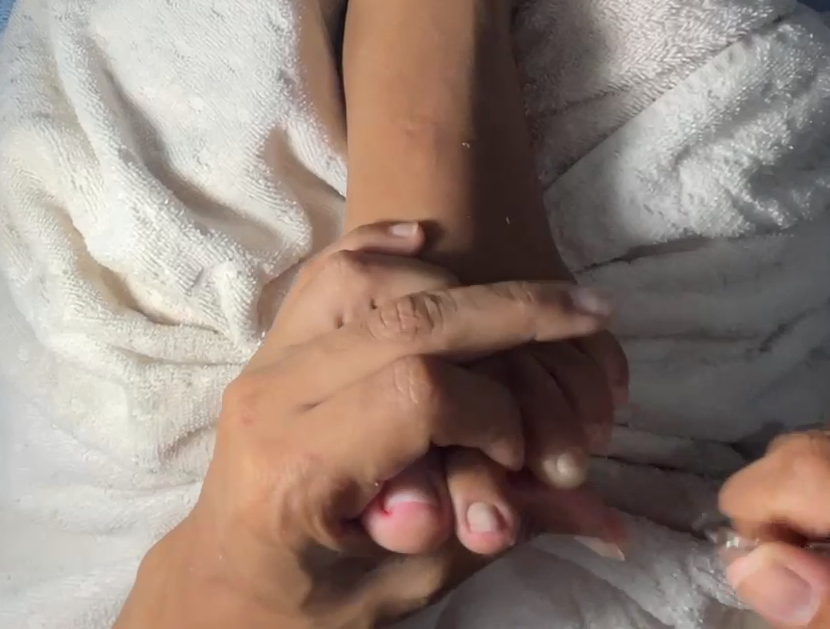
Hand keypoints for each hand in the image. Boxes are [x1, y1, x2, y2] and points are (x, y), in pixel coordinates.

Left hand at [114, 224, 622, 628]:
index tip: (525, 452)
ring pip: (363, 277)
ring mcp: (266, 358)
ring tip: (512, 304)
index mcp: (300, 468)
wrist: (221, 580)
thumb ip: (497, 531)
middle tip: (586, 311)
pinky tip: (422, 236)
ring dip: (447, 280)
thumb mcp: (407, 588)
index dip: (494, 410)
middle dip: (507, 310)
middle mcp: (274, 394)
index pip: (418, 391)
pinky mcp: (271, 342)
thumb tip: (607, 519)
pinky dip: (374, 244)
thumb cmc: (309, 603)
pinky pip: (320, 272)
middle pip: (402, 319)